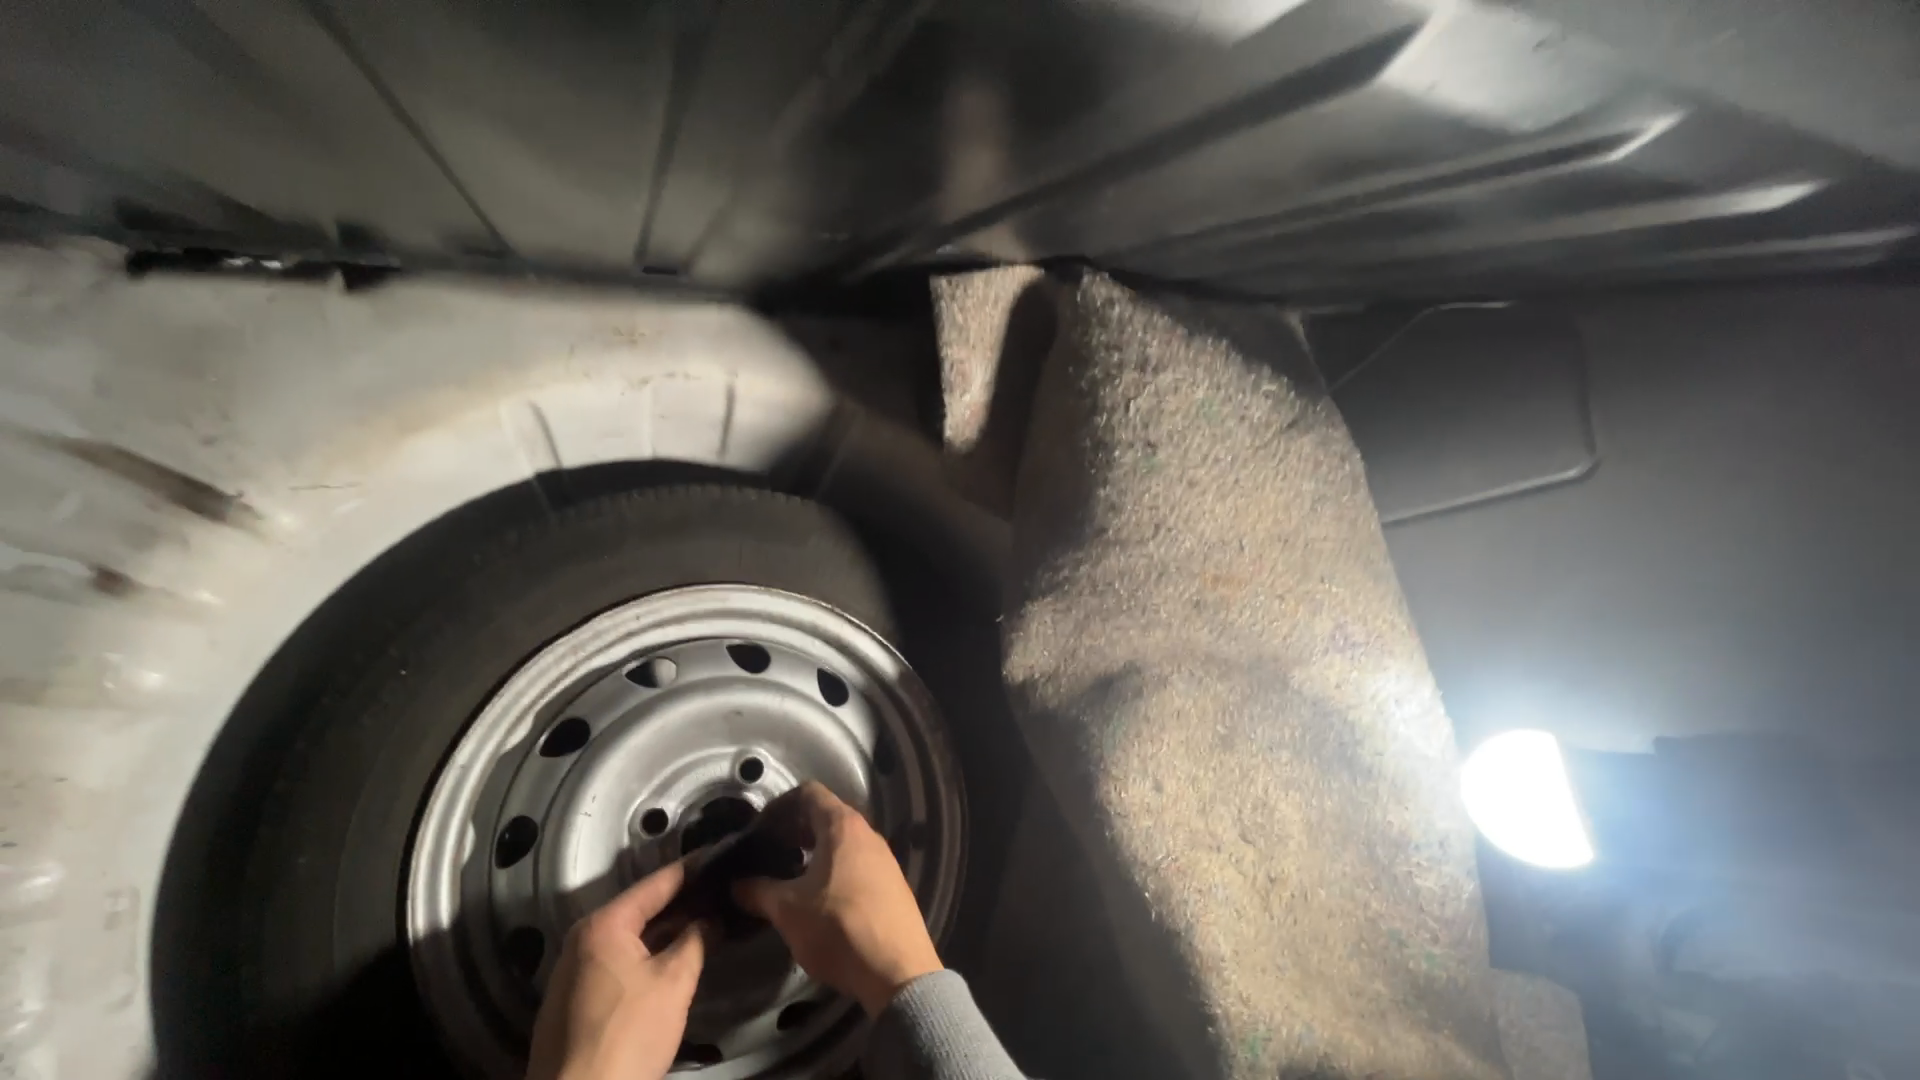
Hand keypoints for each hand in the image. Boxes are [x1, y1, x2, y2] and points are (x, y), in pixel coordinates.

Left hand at [526, 860, 706, 1079]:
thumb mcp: (674, 982)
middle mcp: (582, 941)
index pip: (657, 883)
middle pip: (641, 910)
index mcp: (603, 926)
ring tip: (709, 920)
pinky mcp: (575, 1005)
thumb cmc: (628, 1035)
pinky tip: (677, 958)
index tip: (723, 855)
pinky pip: (619, 964)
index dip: (693, 869)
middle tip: (723, 891)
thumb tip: (712, 917)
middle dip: (683, 902)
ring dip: (667, 931)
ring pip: (631, 939)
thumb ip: (697, 938)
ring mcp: (574, 975)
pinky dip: (648, 955)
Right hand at [731, 782, 942, 1015]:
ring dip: (814, 850)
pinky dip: (833, 867)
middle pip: (826, 815)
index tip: (760, 828)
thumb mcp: (788, 910)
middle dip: (795, 829)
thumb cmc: (838, 927)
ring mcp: (883, 857)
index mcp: (842, 826)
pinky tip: (818, 896)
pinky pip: (856, 861)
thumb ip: (759, 891)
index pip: (809, 793)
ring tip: (789, 876)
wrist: (897, 969)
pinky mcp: (891, 883)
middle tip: (769, 852)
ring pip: (842, 840)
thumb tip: (737, 884)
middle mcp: (867, 833)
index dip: (780, 804)